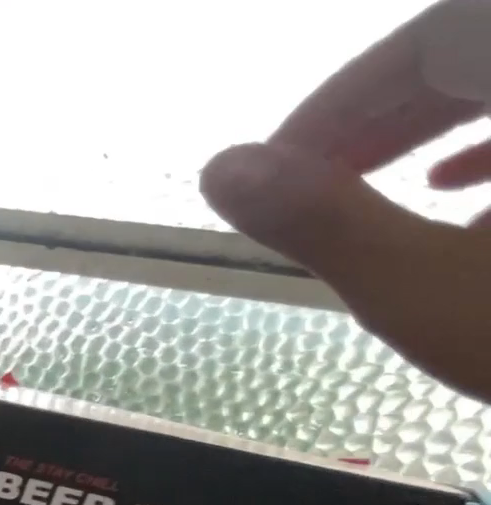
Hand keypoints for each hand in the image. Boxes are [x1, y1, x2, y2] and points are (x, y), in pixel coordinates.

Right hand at [200, 0, 490, 398]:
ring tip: (372, 185)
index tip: (268, 166)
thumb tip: (220, 168)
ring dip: (442, 127)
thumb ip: (324, 219)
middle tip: (299, 179)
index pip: (448, 37)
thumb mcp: (432, 287)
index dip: (346, 95)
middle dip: (383, 115)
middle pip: (486, 51)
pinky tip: (465, 194)